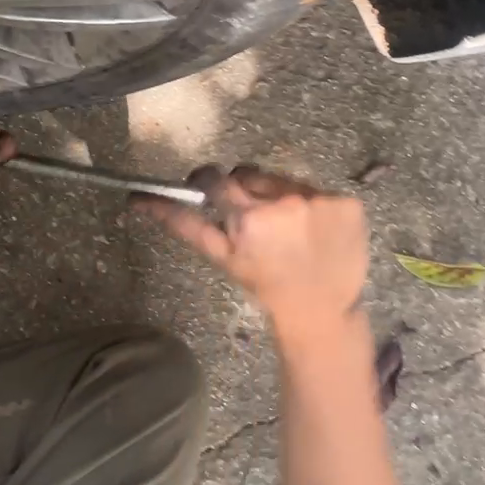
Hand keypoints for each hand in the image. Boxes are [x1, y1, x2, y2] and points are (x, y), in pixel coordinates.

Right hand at [133, 166, 368, 342]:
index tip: (208, 190)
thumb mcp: (218, 255)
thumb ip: (181, 222)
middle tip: (251, 217)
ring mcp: (320, 200)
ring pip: (283, 180)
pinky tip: (313, 229)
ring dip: (277, 195)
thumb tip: (137, 200)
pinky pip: (317, 190)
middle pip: (249, 175)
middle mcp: (284, 200)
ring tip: (285, 226)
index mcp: (249, 215)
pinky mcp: (348, 202)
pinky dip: (312, 205)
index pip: (215, 178)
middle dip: (244, 191)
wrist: (322, 310)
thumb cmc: (263, 283)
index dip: (208, 182)